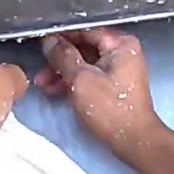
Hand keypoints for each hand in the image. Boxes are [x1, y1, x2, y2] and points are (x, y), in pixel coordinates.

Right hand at [36, 28, 165, 154]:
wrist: (133, 141)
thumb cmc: (111, 110)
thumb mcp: (82, 80)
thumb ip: (63, 57)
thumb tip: (49, 41)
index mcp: (120, 44)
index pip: (85, 31)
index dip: (60, 37)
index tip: (40, 43)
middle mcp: (121, 53)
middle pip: (83, 48)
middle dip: (59, 60)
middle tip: (40, 71)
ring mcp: (117, 70)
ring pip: (83, 64)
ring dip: (62, 73)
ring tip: (42, 84)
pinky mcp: (112, 86)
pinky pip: (88, 77)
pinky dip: (72, 82)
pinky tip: (54, 90)